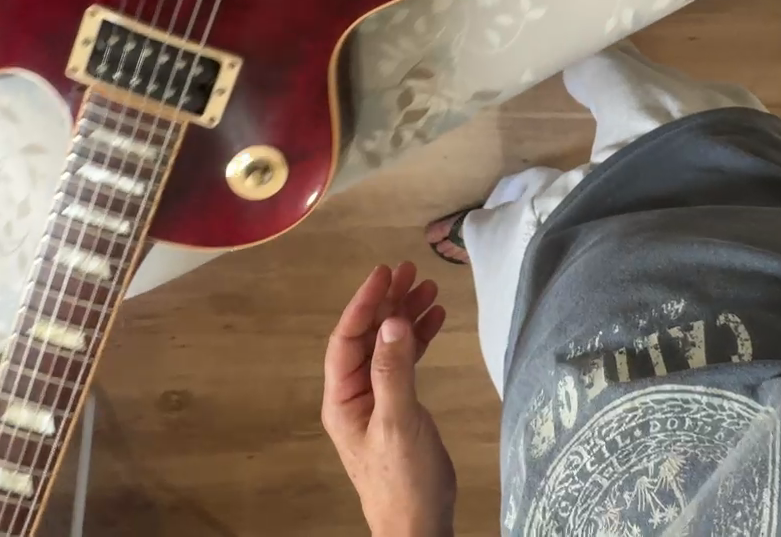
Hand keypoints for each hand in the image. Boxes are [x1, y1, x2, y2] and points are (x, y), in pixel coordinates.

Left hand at [322, 262, 454, 536]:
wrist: (420, 523)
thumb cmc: (403, 477)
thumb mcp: (398, 421)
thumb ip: (394, 370)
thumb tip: (392, 321)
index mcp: (344, 398)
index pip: (347, 339)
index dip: (364, 303)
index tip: (383, 272)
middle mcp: (356, 392)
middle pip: (368, 335)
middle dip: (388, 301)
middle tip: (411, 269)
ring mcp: (379, 397)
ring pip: (389, 343)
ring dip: (407, 314)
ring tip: (429, 286)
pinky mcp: (401, 403)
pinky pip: (407, 359)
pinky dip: (420, 336)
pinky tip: (437, 317)